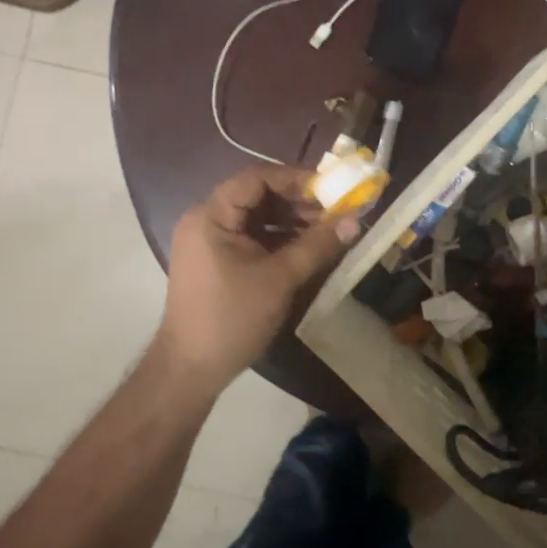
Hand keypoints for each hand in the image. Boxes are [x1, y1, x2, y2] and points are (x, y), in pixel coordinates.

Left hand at [157, 166, 360, 391]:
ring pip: (256, 216)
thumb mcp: (280, 278)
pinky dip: (278, 237)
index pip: (256, 178)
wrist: (190, 369)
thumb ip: (317, 245)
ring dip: (291, 220)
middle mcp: (205, 220)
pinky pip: (251, 236)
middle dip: (298, 201)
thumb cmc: (232, 317)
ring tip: (327, 229)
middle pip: (256, 195)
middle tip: (335, 211)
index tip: (330, 189)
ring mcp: (209, 241)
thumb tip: (355, 219)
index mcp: (211, 215)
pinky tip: (307, 247)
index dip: (295, 179)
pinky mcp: (216, 260)